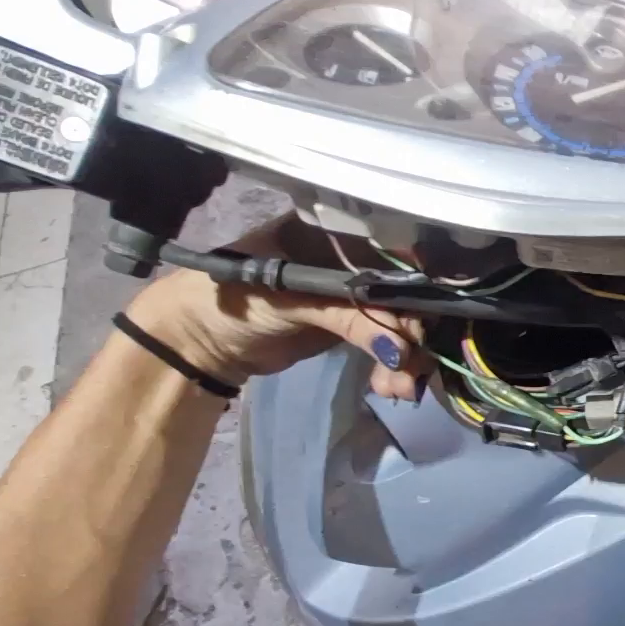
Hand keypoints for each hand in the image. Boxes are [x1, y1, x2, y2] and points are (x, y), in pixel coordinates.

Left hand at [121, 218, 428, 398]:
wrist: (199, 341)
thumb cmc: (231, 298)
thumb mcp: (291, 301)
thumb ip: (349, 319)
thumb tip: (403, 351)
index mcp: (340, 236)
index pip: (399, 256)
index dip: (419, 287)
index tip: (425, 320)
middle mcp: (359, 262)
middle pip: (409, 296)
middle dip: (415, 336)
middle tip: (413, 367)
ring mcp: (362, 297)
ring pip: (406, 326)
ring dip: (408, 361)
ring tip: (398, 389)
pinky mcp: (362, 328)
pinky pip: (392, 347)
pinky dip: (395, 369)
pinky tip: (390, 387)